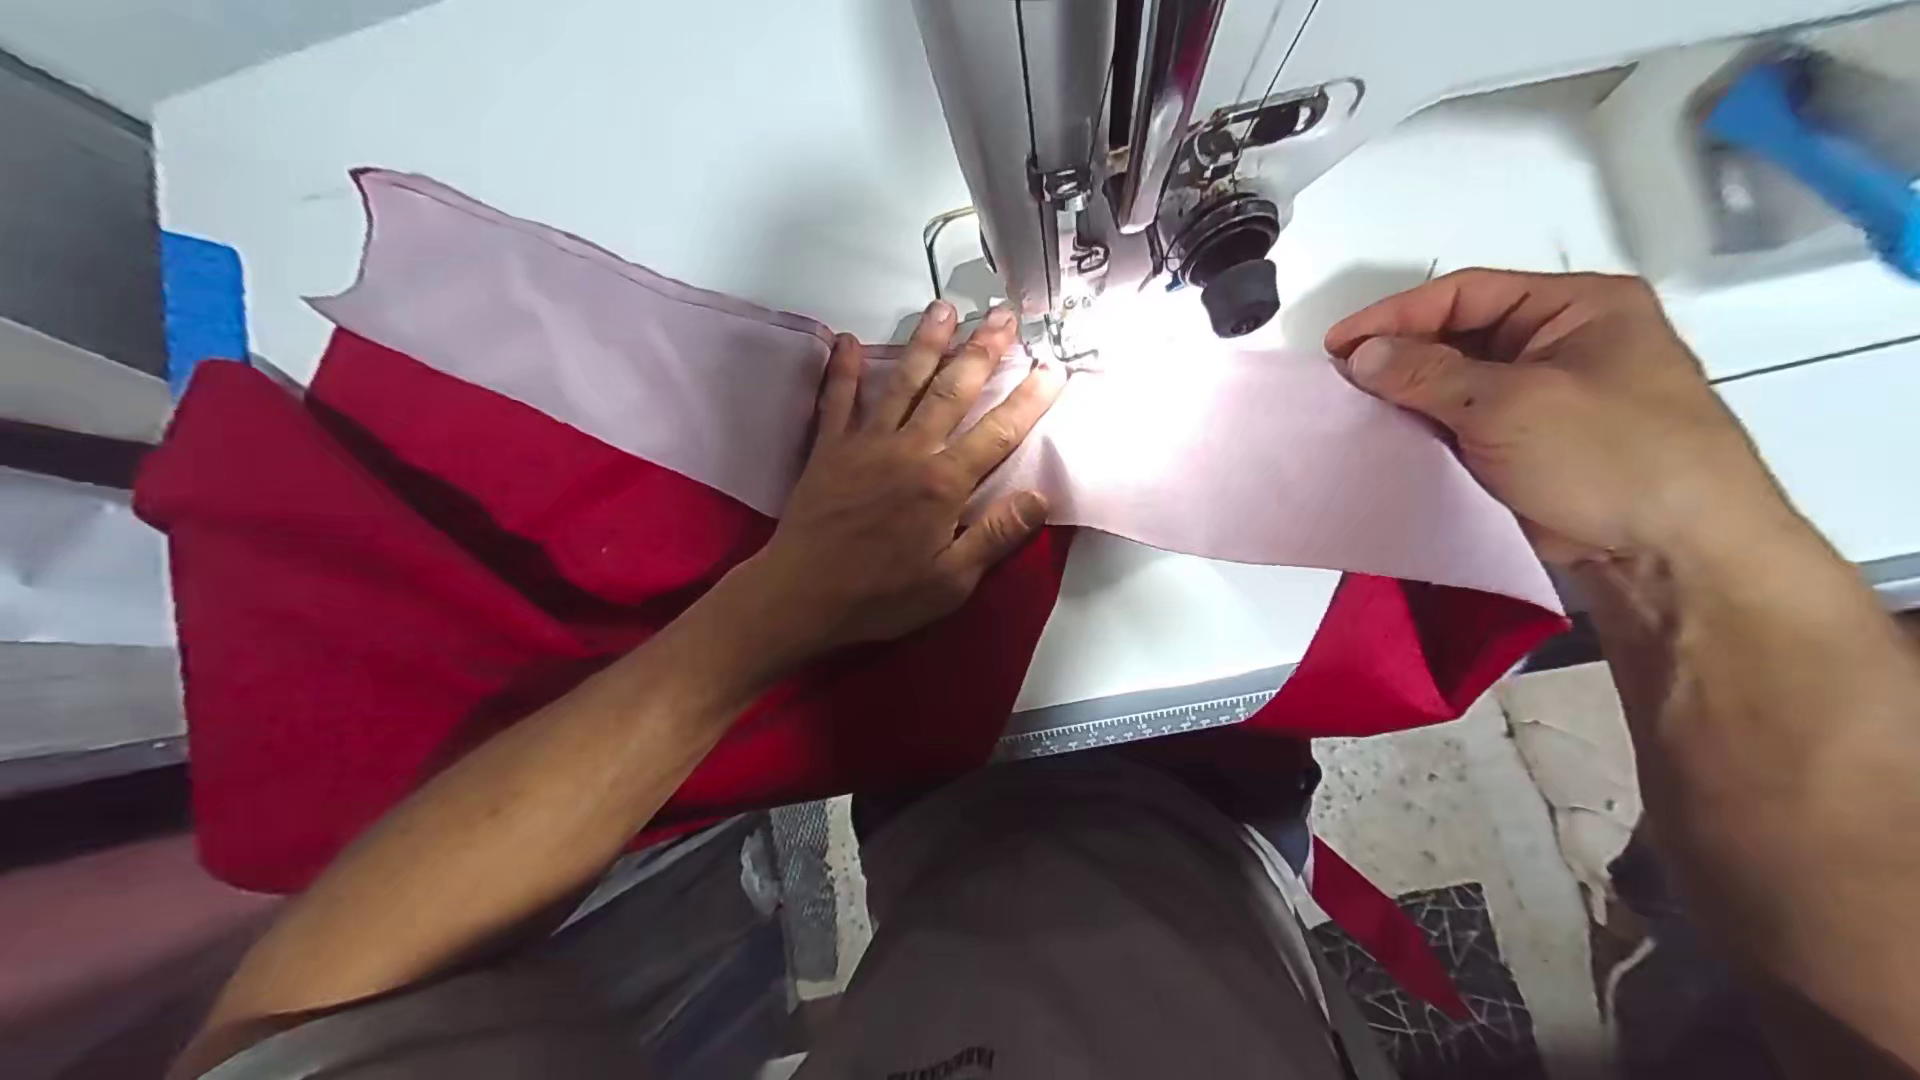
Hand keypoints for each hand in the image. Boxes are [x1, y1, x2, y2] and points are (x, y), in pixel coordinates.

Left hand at [726, 300, 1064, 662]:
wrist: (802, 596)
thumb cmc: (881, 596)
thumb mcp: (951, 581)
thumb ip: (996, 535)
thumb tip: (1041, 497)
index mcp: (942, 484)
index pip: (997, 433)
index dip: (1029, 399)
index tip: (1052, 367)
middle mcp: (908, 451)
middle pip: (951, 392)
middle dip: (981, 352)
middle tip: (1002, 316)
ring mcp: (864, 444)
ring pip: (901, 383)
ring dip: (924, 344)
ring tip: (944, 309)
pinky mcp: (828, 449)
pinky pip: (837, 401)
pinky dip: (843, 370)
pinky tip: (848, 340)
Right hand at [1325, 270, 1792, 565]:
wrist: (1666, 551)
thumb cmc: (1606, 456)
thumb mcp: (1511, 404)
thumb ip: (1427, 374)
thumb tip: (1359, 355)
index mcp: (1576, 307)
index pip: (1466, 293)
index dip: (1395, 315)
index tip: (1336, 344)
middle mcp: (1555, 341)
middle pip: (1455, 333)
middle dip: (1395, 352)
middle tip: (1338, 376)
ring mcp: (1537, 393)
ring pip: (1450, 378)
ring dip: (1402, 390)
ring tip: (1350, 403)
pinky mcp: (1517, 439)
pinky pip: (1454, 418)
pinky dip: (1416, 421)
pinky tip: (1381, 430)